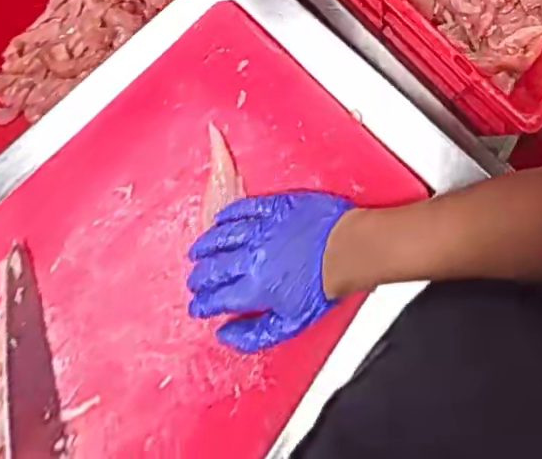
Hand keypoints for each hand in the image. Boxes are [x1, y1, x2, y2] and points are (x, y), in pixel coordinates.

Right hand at [187, 192, 354, 352]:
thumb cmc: (325, 285)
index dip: (203, 303)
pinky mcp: (275, 206)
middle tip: (194, 280)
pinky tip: (221, 219)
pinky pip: (245, 208)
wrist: (347, 249)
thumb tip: (226, 333)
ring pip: (224, 235)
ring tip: (198, 250)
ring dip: (207, 244)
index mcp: (253, 288)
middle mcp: (252, 257)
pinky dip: (229, 214)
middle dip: (199, 277)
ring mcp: (262, 228)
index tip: (198, 305)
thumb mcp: (291, 324)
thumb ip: (253, 335)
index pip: (217, 298)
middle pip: (214, 267)